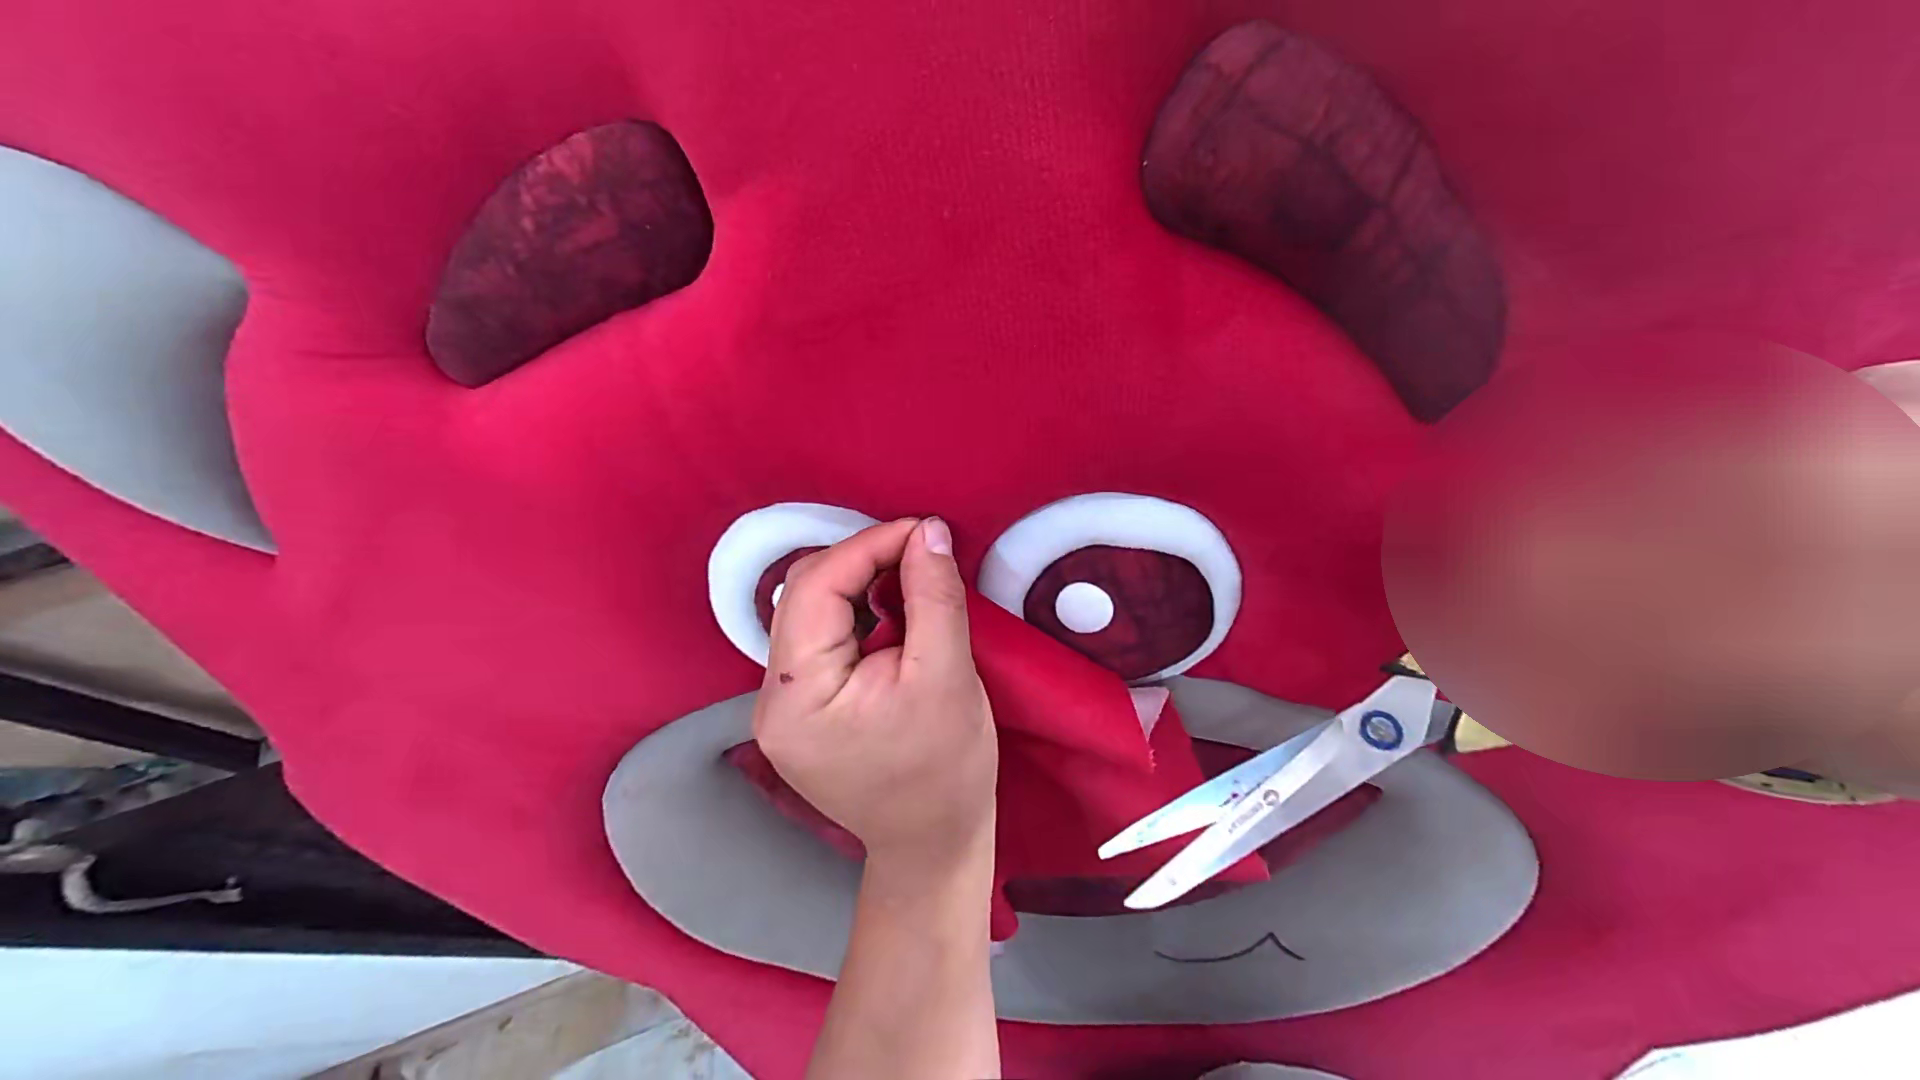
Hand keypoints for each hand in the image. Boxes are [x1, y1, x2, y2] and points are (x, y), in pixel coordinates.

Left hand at [753, 517, 997, 869]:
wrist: (933, 842)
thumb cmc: (946, 769)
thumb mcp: (947, 676)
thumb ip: (934, 597)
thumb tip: (927, 531)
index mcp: (795, 696)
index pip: (817, 587)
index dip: (870, 545)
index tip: (923, 529)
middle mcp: (770, 698)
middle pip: (804, 594)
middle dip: (862, 560)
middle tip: (919, 551)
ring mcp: (780, 705)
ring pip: (809, 611)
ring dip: (858, 582)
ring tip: (909, 577)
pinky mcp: (800, 707)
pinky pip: (819, 636)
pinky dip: (854, 610)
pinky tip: (888, 610)